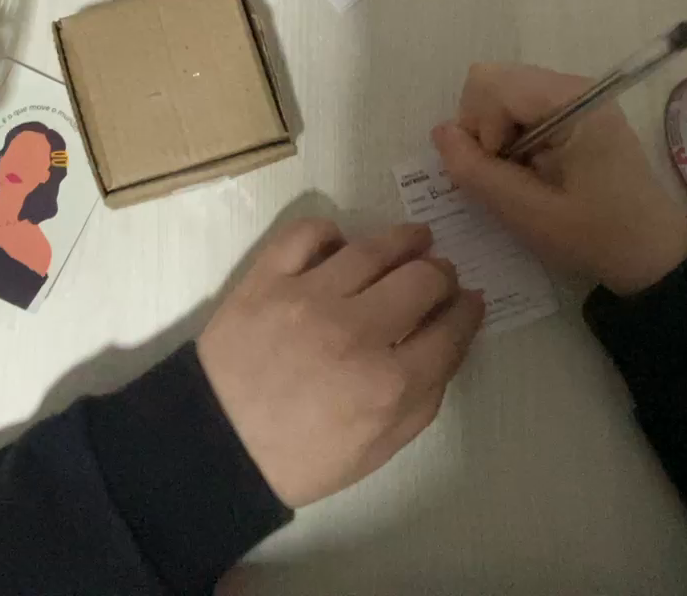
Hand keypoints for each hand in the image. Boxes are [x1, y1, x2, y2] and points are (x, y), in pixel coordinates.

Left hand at [197, 219, 484, 508]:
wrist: (218, 442)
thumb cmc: (302, 454)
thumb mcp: (378, 449)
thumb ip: (423, 398)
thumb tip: (448, 340)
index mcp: (388, 384)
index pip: (450, 329)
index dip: (468, 309)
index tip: (468, 299)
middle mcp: (356, 331)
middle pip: (421, 279)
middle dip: (442, 272)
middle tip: (440, 271)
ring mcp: (309, 297)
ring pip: (372, 248)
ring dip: (404, 239)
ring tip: (415, 237)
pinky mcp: (267, 278)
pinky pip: (307, 233)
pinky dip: (330, 231)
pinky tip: (342, 242)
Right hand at [431, 62, 686, 295]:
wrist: (653, 255)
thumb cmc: (597, 237)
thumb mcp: (529, 215)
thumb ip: (477, 172)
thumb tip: (440, 133)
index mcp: (572, 102)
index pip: (490, 84)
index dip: (480, 128)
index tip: (502, 171)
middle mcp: (571, 84)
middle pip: (490, 80)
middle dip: (481, 126)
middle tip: (505, 171)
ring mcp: (571, 94)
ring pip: (497, 90)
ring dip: (492, 131)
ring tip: (518, 171)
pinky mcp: (569, 108)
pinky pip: (514, 104)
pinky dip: (506, 132)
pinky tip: (528, 165)